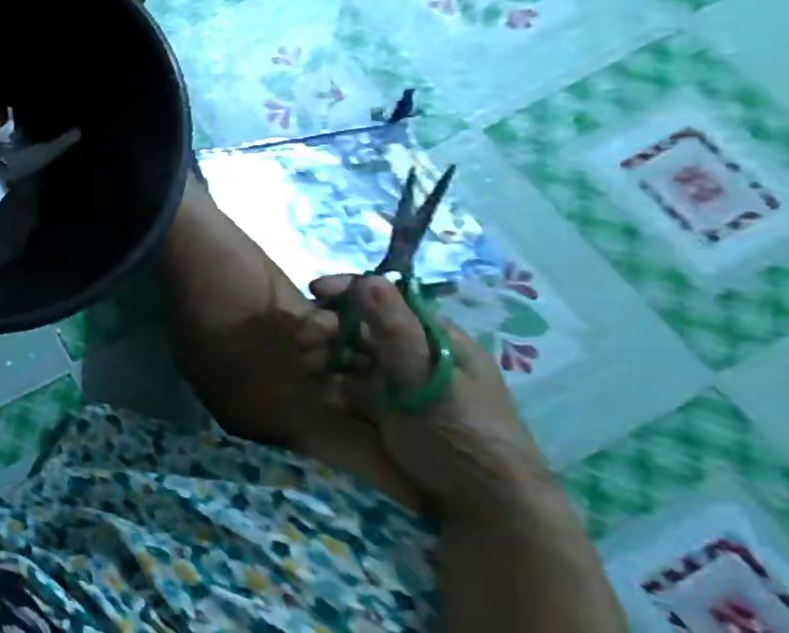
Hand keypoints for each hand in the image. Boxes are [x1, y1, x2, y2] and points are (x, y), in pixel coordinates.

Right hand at [307, 274, 555, 520]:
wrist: (485, 510)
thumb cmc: (462, 432)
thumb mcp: (426, 377)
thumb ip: (394, 328)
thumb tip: (367, 278)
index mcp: (435, 338)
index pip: (387, 298)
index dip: (350, 290)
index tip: (314, 290)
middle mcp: (416, 354)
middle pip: (363, 326)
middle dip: (330, 326)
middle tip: (302, 339)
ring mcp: (400, 383)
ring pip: (353, 355)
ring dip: (326, 353)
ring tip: (307, 365)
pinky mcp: (386, 410)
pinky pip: (352, 386)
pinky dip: (335, 384)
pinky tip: (326, 394)